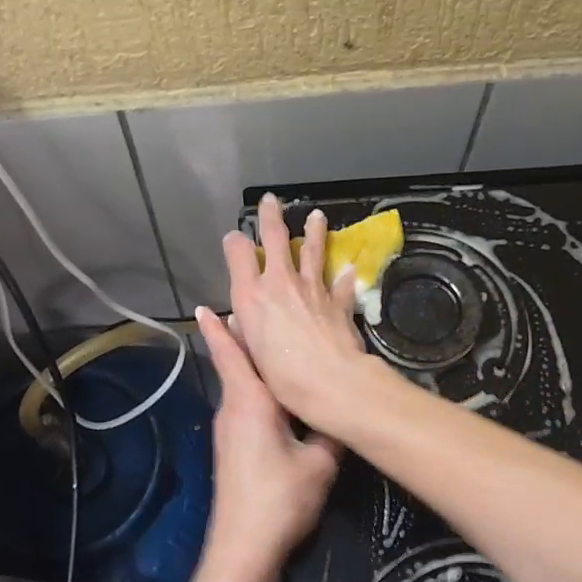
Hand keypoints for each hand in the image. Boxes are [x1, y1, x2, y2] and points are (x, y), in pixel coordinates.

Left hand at [191, 306, 343, 581]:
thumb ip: (333, 430)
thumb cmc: (279, 500)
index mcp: (251, 402)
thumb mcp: (321, 464)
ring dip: (255, 364)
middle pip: (238, 365)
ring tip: (278, 343)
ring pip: (242, 386)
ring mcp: (230, 429)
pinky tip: (281, 393)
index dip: (221, 329)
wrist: (244, 550)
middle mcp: (234, 409)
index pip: (232, 354)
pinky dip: (260, 389)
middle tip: (262, 310)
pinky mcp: (234, 448)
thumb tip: (343, 408)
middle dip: (246, 338)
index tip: (205, 305)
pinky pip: (246, 406)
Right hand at [220, 194, 372, 426]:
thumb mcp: (249, 353)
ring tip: (316, 216)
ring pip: (313, 251)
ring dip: (314, 232)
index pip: (239, 254)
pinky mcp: (338, 301)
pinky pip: (341, 283)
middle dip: (271, 216)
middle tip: (271, 200)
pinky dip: (344, 276)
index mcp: (252, 295)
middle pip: (276, 238)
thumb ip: (240, 331)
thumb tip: (232, 319)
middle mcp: (280, 282)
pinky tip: (350, 268)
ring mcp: (312, 288)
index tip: (233, 237)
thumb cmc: (281, 375)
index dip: (234, 243)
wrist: (330, 381)